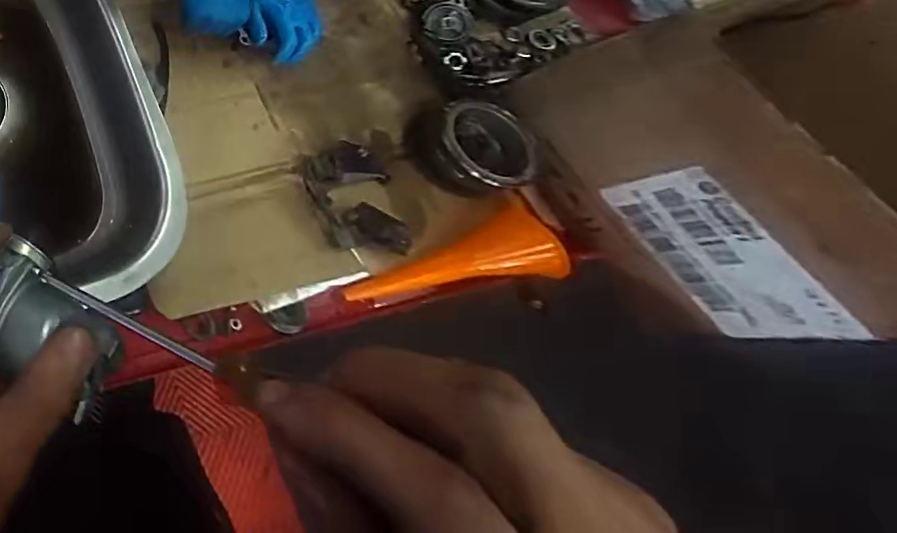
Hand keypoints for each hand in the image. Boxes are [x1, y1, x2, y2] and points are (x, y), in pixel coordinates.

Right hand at [164, 0, 249, 37]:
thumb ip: (237, 4)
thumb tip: (231, 9)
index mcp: (242, 15)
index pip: (232, 28)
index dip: (222, 21)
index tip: (214, 12)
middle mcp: (229, 23)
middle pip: (217, 32)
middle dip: (210, 23)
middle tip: (202, 10)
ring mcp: (213, 23)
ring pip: (202, 31)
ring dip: (197, 23)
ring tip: (193, 8)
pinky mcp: (196, 20)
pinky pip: (189, 27)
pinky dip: (186, 20)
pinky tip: (186, 8)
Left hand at [239, 0, 321, 62]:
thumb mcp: (249, 5)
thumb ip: (256, 25)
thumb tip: (262, 43)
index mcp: (284, 15)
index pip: (289, 42)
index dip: (283, 55)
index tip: (275, 60)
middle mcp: (300, 13)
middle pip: (305, 41)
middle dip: (296, 53)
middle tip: (286, 58)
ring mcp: (306, 7)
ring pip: (314, 33)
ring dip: (305, 44)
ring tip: (294, 49)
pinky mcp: (308, 1)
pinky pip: (315, 22)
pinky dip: (310, 33)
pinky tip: (301, 35)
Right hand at [247, 348, 674, 532]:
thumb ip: (343, 522)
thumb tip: (288, 432)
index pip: (440, 492)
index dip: (342, 432)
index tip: (268, 401)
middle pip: (486, 406)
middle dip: (378, 378)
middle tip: (313, 393)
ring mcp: (628, 510)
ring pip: (499, 395)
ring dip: (404, 386)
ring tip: (352, 411)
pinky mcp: (622, 491)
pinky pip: (511, 421)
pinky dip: (441, 412)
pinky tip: (413, 440)